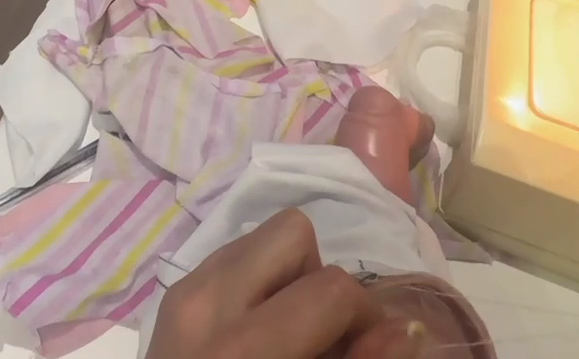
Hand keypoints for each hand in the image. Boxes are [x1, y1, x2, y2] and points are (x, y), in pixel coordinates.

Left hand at [146, 208, 425, 358]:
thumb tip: (405, 327)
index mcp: (245, 350)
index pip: (331, 288)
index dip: (363, 315)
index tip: (363, 348)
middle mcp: (207, 303)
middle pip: (292, 231)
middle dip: (318, 278)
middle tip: (318, 335)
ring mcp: (184, 290)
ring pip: (261, 235)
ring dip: (286, 276)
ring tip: (284, 333)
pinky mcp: (172, 292)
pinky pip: (231, 254)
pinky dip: (254, 282)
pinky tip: (252, 332)